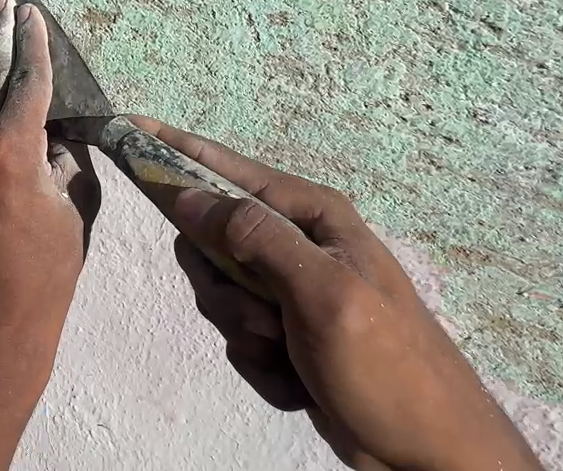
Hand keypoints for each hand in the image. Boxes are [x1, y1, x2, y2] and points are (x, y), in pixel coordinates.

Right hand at [132, 118, 540, 470]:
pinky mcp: (284, 330)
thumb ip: (254, 236)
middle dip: (221, 284)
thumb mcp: (321, 294)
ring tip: (288, 355)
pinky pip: (236, 333)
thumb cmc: (388, 368)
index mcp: (310, 216)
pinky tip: (300, 380)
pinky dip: (261, 363)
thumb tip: (189, 196)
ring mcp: (288, 288)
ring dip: (244, 330)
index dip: (173, 145)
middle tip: (258, 317)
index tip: (127, 125)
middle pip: (209, 237)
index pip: (225, 166)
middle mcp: (295, 242)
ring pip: (216, 290)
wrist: (435, 462)